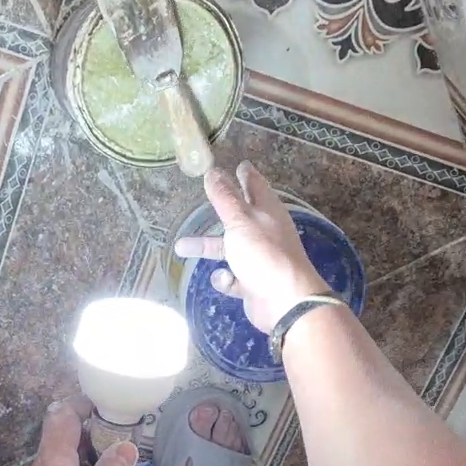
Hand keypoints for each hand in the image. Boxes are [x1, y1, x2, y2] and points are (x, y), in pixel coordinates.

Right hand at [173, 160, 327, 330]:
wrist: (284, 301)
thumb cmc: (263, 253)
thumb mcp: (239, 221)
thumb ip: (224, 198)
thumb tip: (212, 171)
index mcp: (266, 211)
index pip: (255, 186)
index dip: (246, 175)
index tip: (240, 164)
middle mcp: (265, 232)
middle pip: (238, 216)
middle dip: (221, 209)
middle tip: (207, 196)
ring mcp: (259, 258)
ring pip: (229, 248)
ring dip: (208, 247)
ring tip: (180, 247)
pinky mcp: (253, 282)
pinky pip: (233, 277)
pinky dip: (226, 279)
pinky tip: (223, 279)